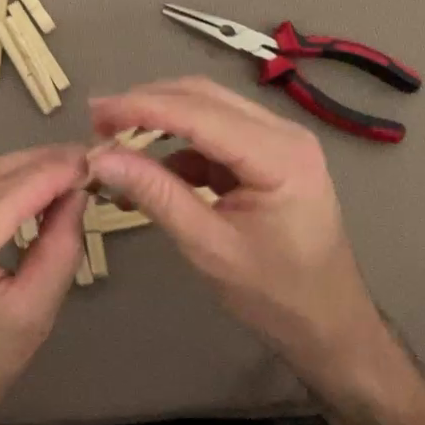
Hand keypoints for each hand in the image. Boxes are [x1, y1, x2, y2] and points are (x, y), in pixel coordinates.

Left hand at [0, 146, 88, 424]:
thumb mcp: (34, 312)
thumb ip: (58, 249)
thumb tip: (77, 192)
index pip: (3, 199)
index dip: (48, 174)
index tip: (89, 159)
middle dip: (40, 164)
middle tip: (87, 159)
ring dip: (25, 169)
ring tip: (70, 168)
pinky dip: (5, 182)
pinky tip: (37, 182)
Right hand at [86, 77, 382, 381]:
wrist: (331, 329)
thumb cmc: (276, 296)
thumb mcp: (208, 247)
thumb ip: (156, 194)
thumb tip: (99, 157)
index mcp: (279, 156)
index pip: (198, 113)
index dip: (141, 107)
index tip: (93, 112)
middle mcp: (283, 132)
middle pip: (201, 96)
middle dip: (144, 104)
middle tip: (97, 123)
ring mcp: (277, 140)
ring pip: (204, 106)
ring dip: (157, 119)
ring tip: (114, 140)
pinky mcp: (266, 153)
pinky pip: (211, 130)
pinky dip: (175, 143)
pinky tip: (148, 168)